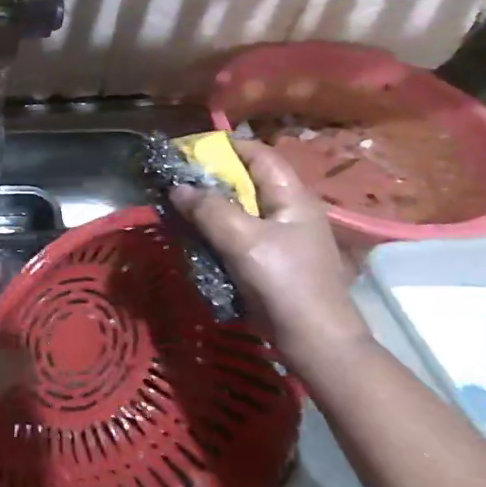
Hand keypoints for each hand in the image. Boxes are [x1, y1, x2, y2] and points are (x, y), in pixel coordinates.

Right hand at [168, 138, 371, 369]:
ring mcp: (277, 236)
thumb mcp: (243, 240)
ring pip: (235, 208)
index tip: (186, 150)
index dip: (225, 146)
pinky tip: (190, 236)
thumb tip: (178, 187)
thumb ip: (209, 209)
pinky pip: (233, 233)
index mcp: (291, 198)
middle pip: (244, 181)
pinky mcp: (266, 258)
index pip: (259, 155)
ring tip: (174, 207)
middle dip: (208, 178)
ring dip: (205, 206)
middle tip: (171, 181)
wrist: (314, 339)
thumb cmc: (285, 282)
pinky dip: (211, 230)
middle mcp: (286, 210)